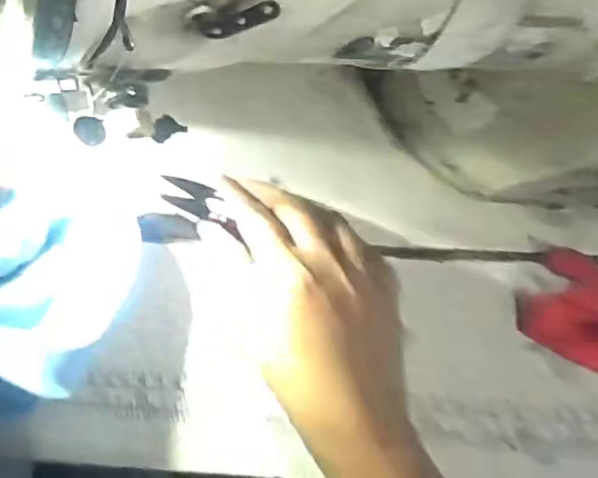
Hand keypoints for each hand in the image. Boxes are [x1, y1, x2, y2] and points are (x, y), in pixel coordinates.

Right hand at [194, 179, 436, 477]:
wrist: (356, 419)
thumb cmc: (289, 372)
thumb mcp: (245, 321)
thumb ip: (232, 266)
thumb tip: (211, 229)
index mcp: (289, 273)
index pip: (254, 217)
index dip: (233, 194)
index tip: (215, 179)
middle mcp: (327, 264)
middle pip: (293, 208)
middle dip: (263, 189)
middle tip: (242, 182)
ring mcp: (362, 276)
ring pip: (331, 220)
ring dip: (301, 204)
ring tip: (280, 200)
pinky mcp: (386, 291)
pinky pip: (364, 246)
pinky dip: (339, 231)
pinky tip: (327, 235)